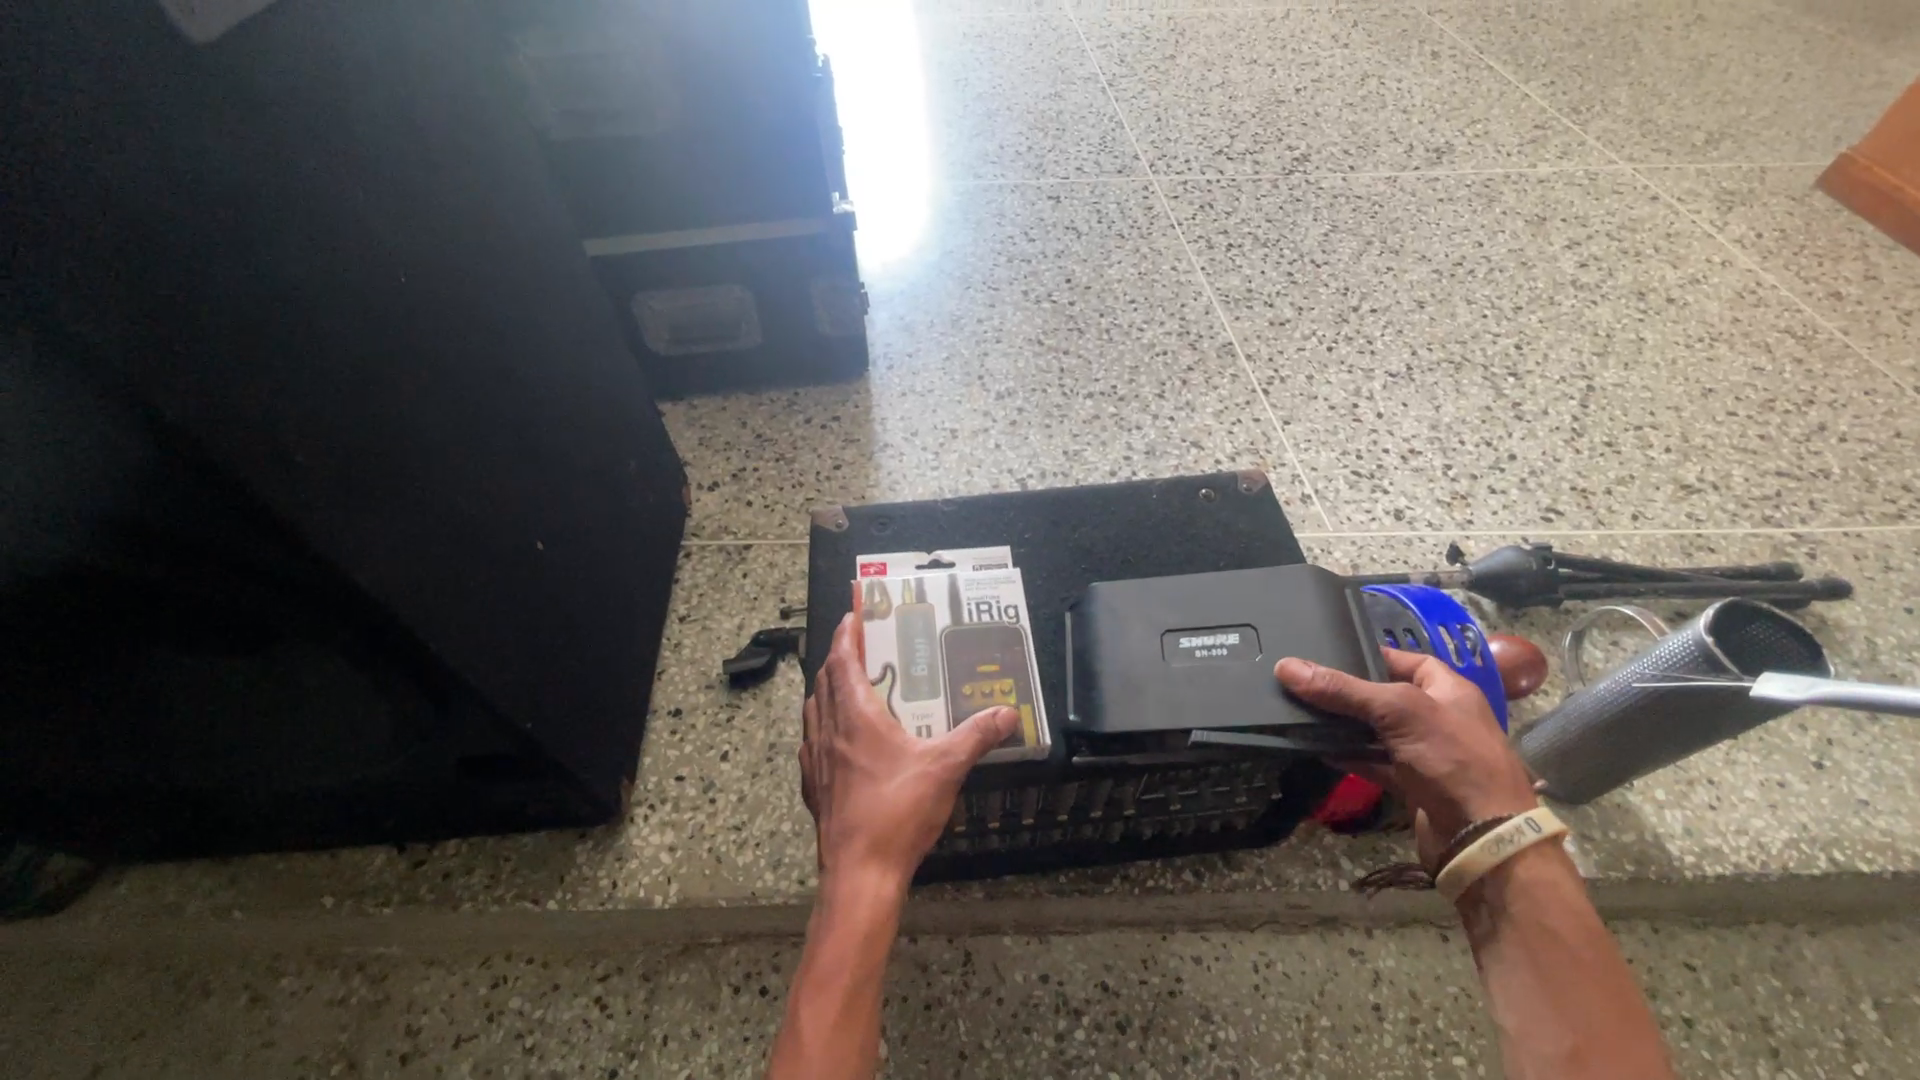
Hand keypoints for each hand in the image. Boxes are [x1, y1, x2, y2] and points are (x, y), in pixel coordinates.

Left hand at [801, 612, 1019, 893]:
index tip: (852, 615)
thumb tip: (1007, 713)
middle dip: (840, 657)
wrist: (859, 874)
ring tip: (850, 687)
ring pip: (814, 710)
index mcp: (855, 717)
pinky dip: (822, 726)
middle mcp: (829, 731)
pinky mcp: (814, 787)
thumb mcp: (945, 769)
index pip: (842, 660)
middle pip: (825, 680)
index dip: (846, 634)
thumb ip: (977, 737)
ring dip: (828, 690)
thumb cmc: (897, 813)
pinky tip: (838, 740)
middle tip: (861, 647)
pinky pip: (812, 742)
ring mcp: (816, 760)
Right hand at [1276, 649, 1535, 868]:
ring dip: (1342, 726)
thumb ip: (1343, 690)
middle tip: (1302, 682)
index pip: (1405, 660)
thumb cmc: (1452, 759)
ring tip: (1299, 712)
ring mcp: (1425, 753)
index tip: (1326, 653)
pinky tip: (1316, 749)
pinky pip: (1372, 762)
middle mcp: (1438, 717)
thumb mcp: (1398, 712)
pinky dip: (1347, 756)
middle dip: (1346, 692)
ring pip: (1374, 731)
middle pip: (1383, 696)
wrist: (1484, 839)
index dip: (1368, 655)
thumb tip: (1286, 667)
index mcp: (1448, 690)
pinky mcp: (1411, 783)